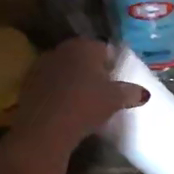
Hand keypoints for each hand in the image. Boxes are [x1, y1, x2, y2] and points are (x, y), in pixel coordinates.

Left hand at [9, 38, 146, 153]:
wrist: (46, 127)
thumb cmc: (86, 106)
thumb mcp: (115, 100)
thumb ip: (131, 92)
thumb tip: (144, 93)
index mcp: (86, 47)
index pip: (105, 49)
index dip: (113, 63)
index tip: (118, 79)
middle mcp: (63, 49)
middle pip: (83, 56)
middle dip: (93, 69)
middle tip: (103, 89)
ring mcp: (43, 64)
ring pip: (65, 68)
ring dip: (74, 79)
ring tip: (83, 99)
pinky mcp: (29, 81)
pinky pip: (51, 82)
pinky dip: (58, 89)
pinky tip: (65, 106)